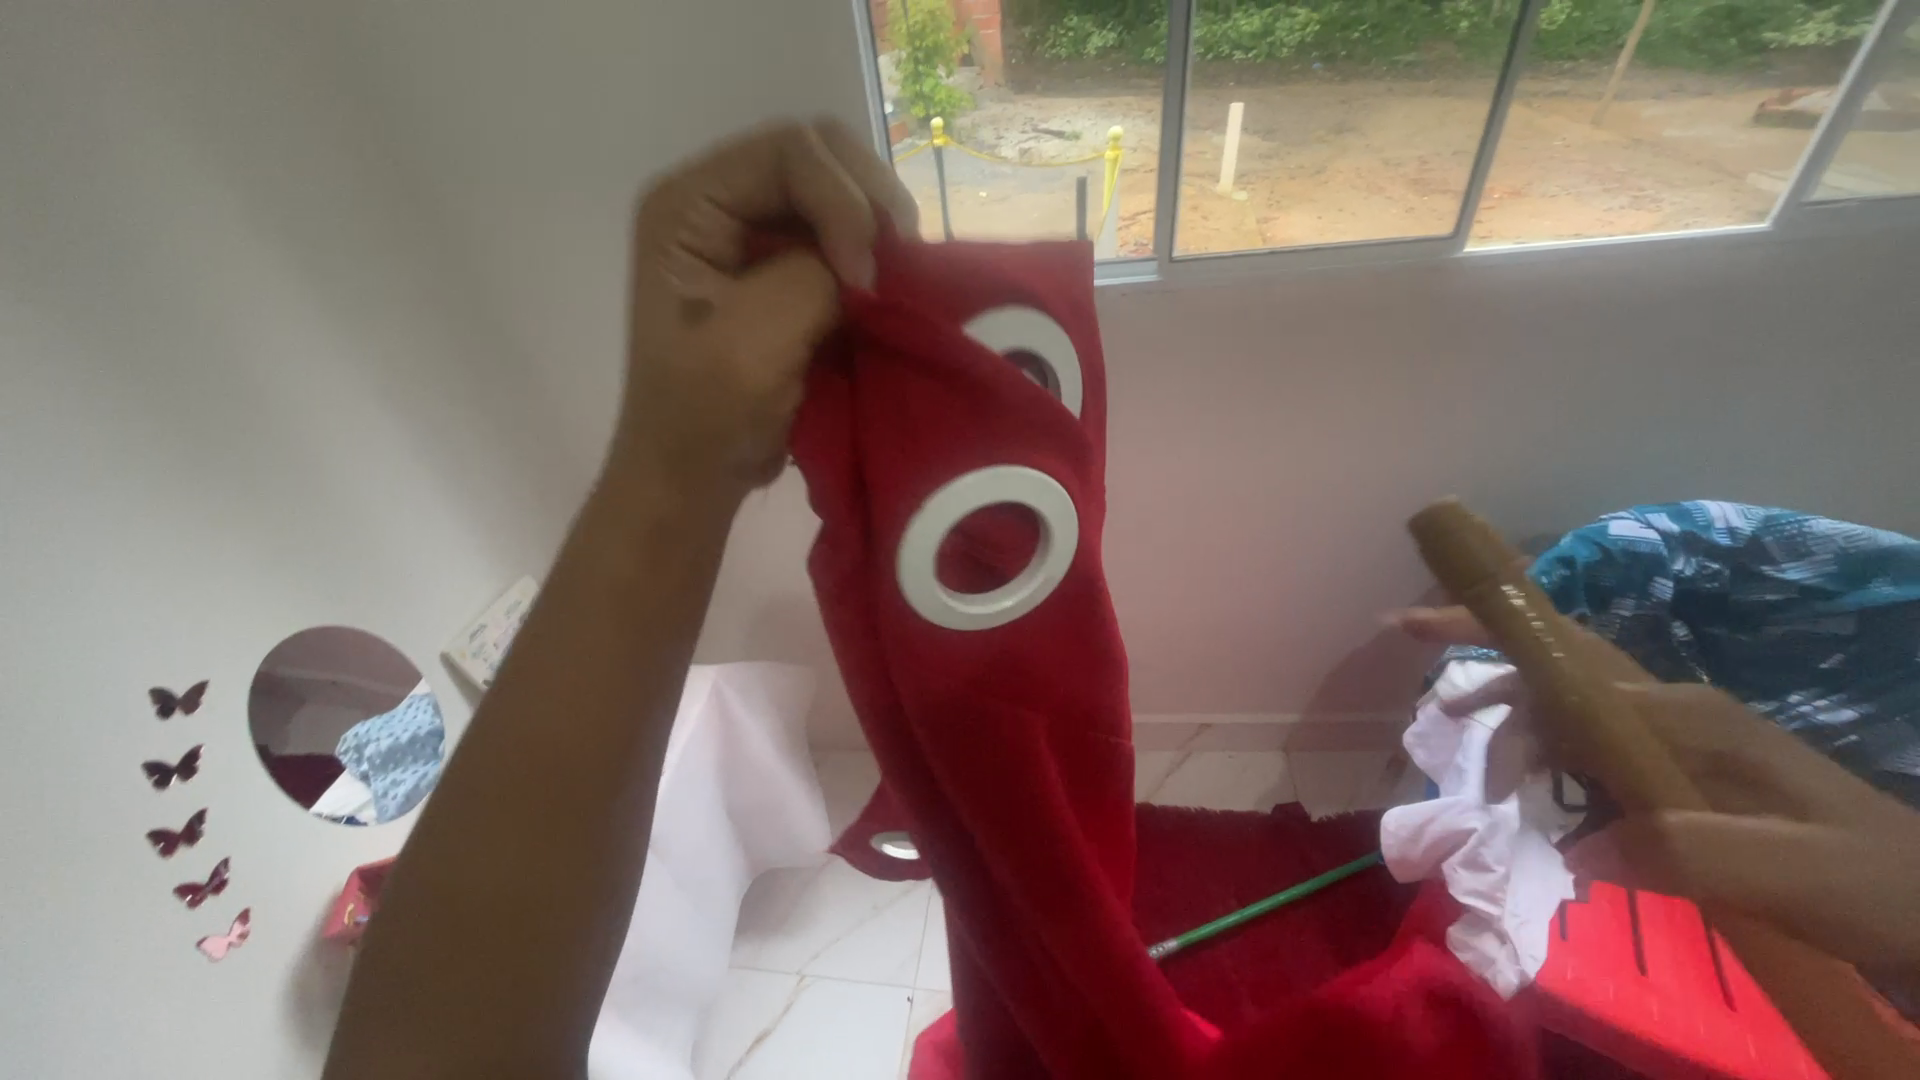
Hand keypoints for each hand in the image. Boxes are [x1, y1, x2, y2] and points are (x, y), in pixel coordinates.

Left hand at [616, 120, 917, 494]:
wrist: (694, 473)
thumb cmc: (704, 413)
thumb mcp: (754, 340)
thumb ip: (812, 277)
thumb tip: (872, 259)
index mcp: (689, 205)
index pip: (789, 153)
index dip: (842, 202)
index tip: (863, 278)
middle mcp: (720, 203)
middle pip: (819, 158)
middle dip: (868, 206)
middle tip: (897, 267)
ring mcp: (753, 237)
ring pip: (840, 195)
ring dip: (877, 232)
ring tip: (897, 281)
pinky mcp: (783, 272)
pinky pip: (843, 241)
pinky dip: (874, 260)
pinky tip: (888, 291)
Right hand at [1391, 603, 1919, 975]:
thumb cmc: (1873, 880)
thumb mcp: (1795, 874)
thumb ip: (1686, 852)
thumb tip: (1575, 848)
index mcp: (1683, 712)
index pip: (1564, 668)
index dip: (1492, 670)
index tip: (1427, 672)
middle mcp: (1666, 704)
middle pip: (1551, 652)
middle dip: (1477, 634)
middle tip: (1406, 628)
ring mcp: (1667, 729)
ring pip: (1557, 693)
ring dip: (1502, 707)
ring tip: (1457, 731)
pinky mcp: (1666, 761)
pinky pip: (1578, 733)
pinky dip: (1532, 741)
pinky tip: (1519, 773)